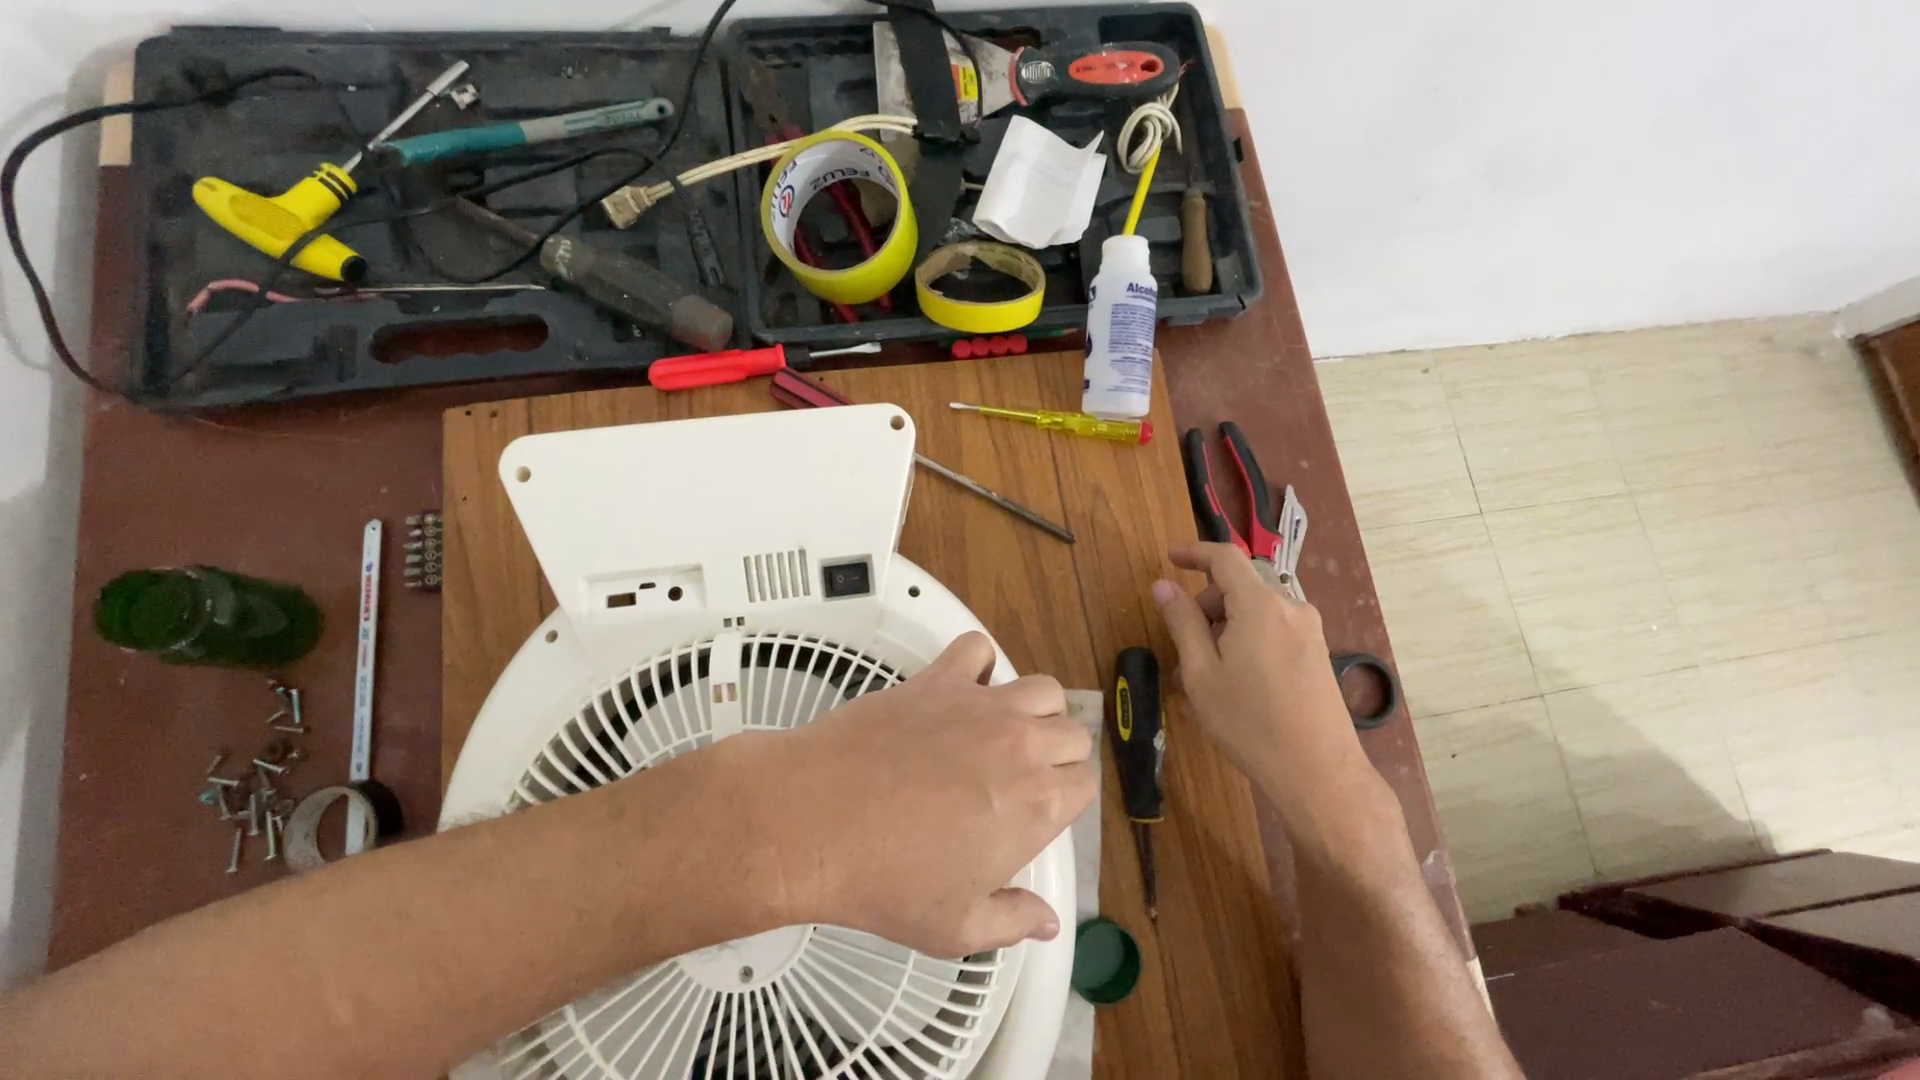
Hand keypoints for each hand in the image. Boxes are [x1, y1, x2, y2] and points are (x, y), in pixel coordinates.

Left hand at [755, 632, 1093, 957]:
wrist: (816, 821)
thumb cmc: (886, 879)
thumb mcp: (955, 928)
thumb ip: (1011, 922)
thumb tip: (1046, 921)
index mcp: (1036, 805)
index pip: (1085, 783)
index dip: (1066, 797)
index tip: (1041, 809)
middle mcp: (1021, 746)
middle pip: (1072, 732)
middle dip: (1058, 753)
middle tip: (1022, 775)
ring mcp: (981, 706)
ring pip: (1042, 688)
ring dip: (1034, 708)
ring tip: (1004, 730)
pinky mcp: (938, 680)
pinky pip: (976, 650)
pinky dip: (977, 664)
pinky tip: (962, 689)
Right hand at [1150, 543, 1376, 823]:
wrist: (1318, 771)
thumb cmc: (1249, 722)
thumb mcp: (1201, 673)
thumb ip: (1182, 622)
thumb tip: (1163, 585)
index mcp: (1259, 605)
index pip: (1225, 557)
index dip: (1194, 552)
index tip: (1169, 558)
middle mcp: (1290, 608)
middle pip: (1239, 587)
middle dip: (1206, 607)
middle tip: (1182, 650)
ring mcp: (1309, 631)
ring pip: (1255, 612)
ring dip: (1225, 629)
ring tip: (1206, 676)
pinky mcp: (1318, 653)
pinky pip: (1273, 631)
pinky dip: (1247, 641)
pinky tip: (1235, 683)